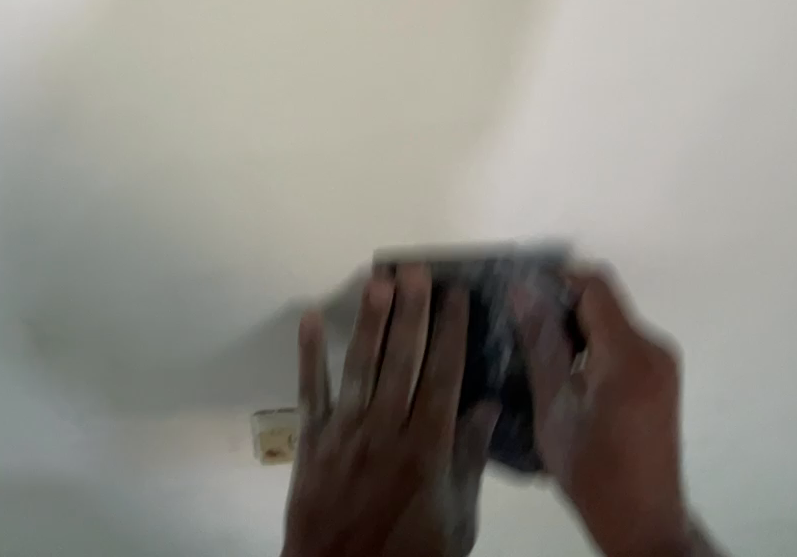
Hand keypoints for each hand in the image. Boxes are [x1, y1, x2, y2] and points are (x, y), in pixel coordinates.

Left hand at [283, 266, 500, 556]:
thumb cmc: (411, 556)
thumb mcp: (458, 521)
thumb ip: (469, 461)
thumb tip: (487, 406)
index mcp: (426, 448)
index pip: (443, 375)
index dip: (449, 331)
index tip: (455, 294)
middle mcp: (386, 430)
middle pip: (402, 359)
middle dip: (411, 311)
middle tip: (416, 269)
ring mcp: (346, 431)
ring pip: (361, 365)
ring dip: (370, 320)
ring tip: (378, 280)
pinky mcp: (312, 440)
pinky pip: (311, 391)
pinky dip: (308, 354)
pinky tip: (308, 316)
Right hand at [514, 268, 694, 556]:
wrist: (643, 523)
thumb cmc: (593, 470)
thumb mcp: (553, 406)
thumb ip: (539, 341)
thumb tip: (521, 289)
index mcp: (629, 353)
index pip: (594, 285)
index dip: (556, 280)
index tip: (524, 295)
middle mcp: (654, 348)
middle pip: (602, 302)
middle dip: (561, 308)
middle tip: (526, 330)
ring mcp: (662, 363)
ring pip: (610, 321)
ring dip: (576, 329)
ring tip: (543, 355)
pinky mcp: (661, 377)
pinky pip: (622, 341)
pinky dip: (594, 345)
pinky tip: (570, 374)